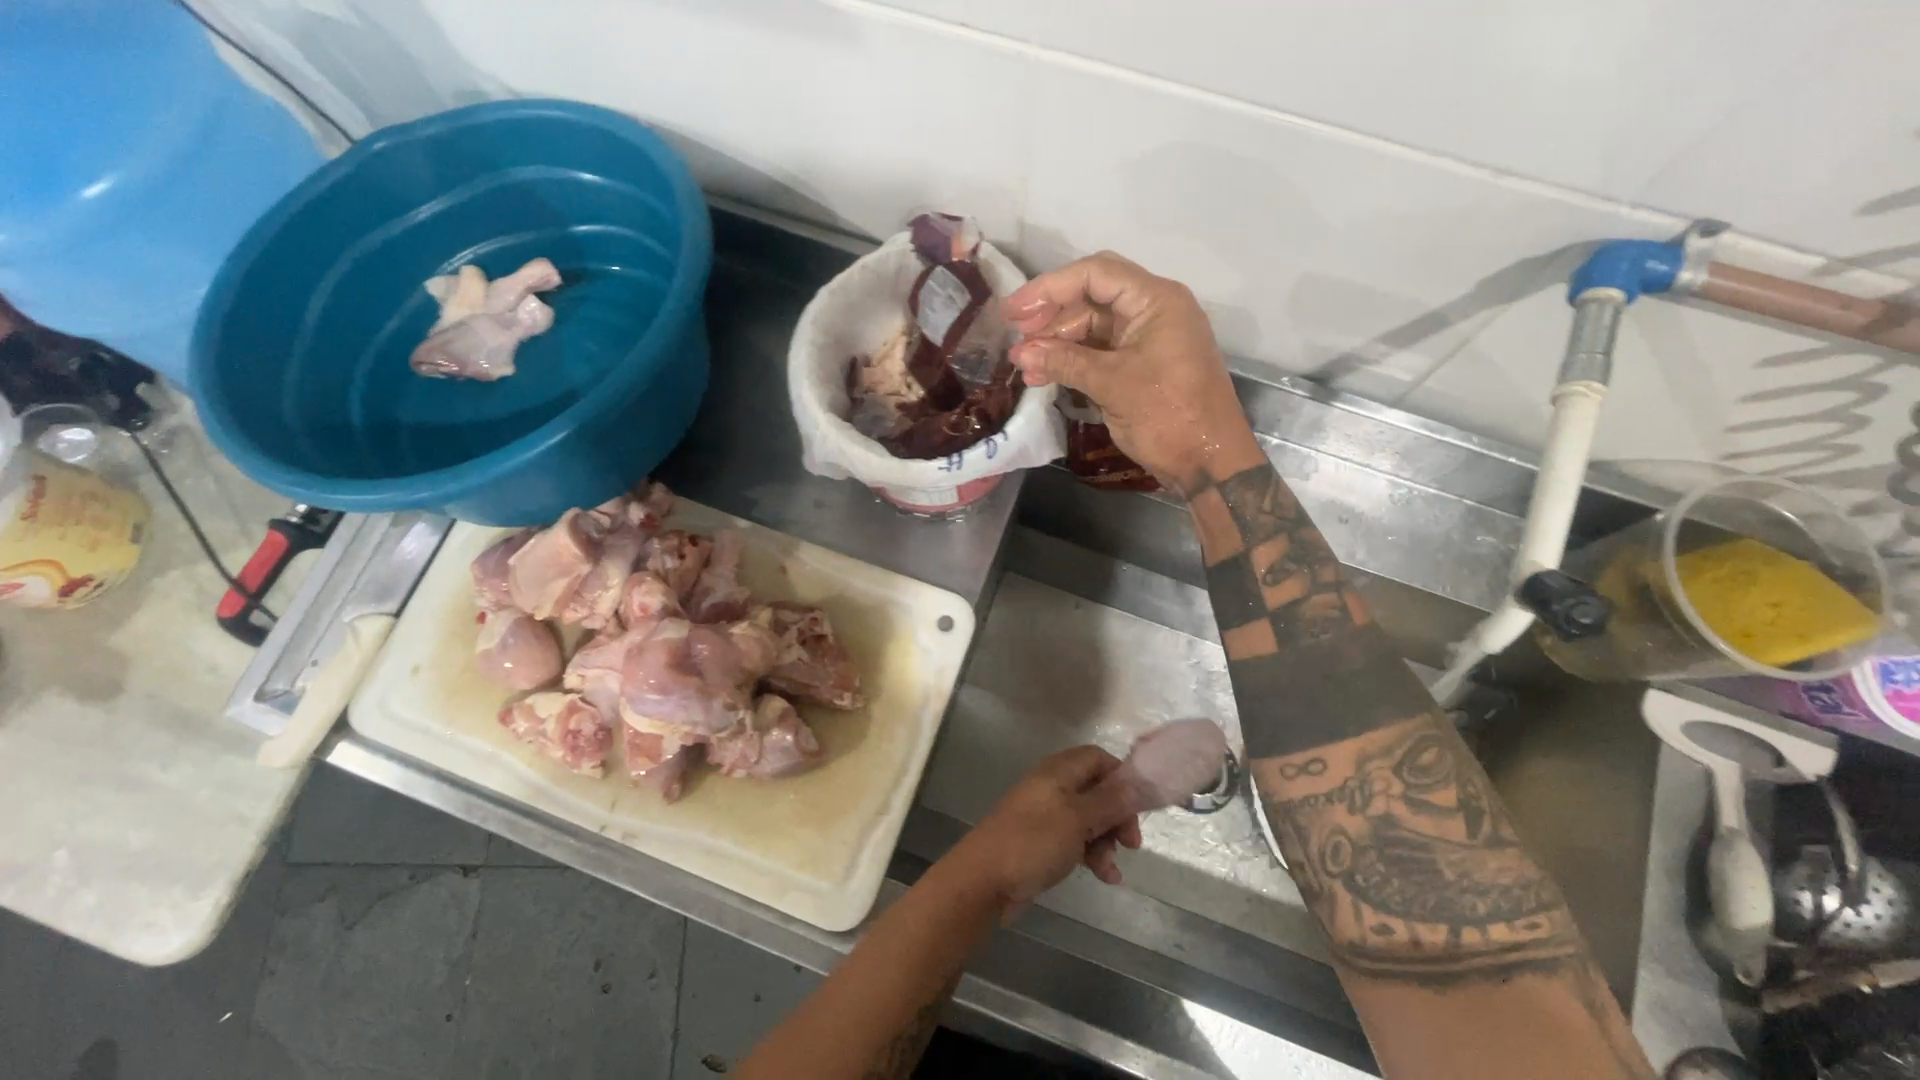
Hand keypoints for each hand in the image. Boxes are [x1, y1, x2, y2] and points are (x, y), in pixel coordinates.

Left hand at [947, 747, 1144, 913]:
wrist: (983, 882)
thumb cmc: (1032, 843)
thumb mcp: (1078, 819)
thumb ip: (1110, 800)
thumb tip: (1139, 782)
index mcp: (1058, 772)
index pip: (1097, 758)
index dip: (1121, 777)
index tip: (1140, 804)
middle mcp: (1052, 788)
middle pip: (1096, 791)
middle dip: (1117, 815)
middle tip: (1131, 843)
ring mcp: (1045, 816)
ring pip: (1089, 820)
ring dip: (1106, 841)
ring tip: (1111, 867)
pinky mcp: (1042, 843)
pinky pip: (1076, 842)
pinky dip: (1092, 856)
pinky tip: (1105, 878)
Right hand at [1005, 252, 1255, 492]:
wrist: (1210, 463)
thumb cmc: (1170, 416)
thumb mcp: (1113, 385)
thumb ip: (1065, 362)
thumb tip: (1020, 353)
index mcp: (1156, 301)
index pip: (1095, 274)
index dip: (1050, 287)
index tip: (1014, 311)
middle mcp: (1153, 310)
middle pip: (1092, 296)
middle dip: (1052, 314)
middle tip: (1016, 336)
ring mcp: (1147, 338)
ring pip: (1092, 326)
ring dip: (1057, 342)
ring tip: (1023, 364)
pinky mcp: (1141, 364)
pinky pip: (1100, 351)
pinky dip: (1072, 360)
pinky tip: (1042, 375)